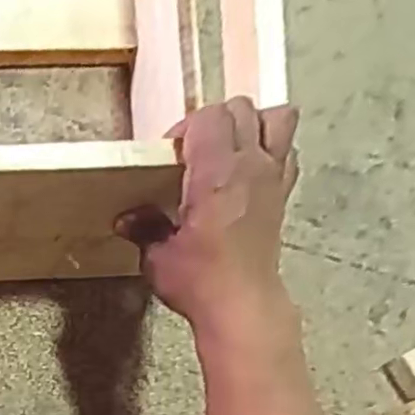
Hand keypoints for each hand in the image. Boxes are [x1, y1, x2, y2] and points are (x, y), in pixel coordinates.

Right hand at [116, 97, 299, 337]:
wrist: (241, 305)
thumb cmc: (200, 282)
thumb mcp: (158, 257)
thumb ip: (144, 228)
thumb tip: (127, 218)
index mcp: (216, 173)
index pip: (207, 117)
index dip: (184, 129)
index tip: (168, 156)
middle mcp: (251, 166)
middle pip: (240, 109)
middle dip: (212, 121)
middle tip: (192, 152)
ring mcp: (273, 177)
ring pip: (276, 116)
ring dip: (251, 123)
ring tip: (228, 148)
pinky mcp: (283, 194)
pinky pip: (287, 149)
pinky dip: (271, 148)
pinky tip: (249, 171)